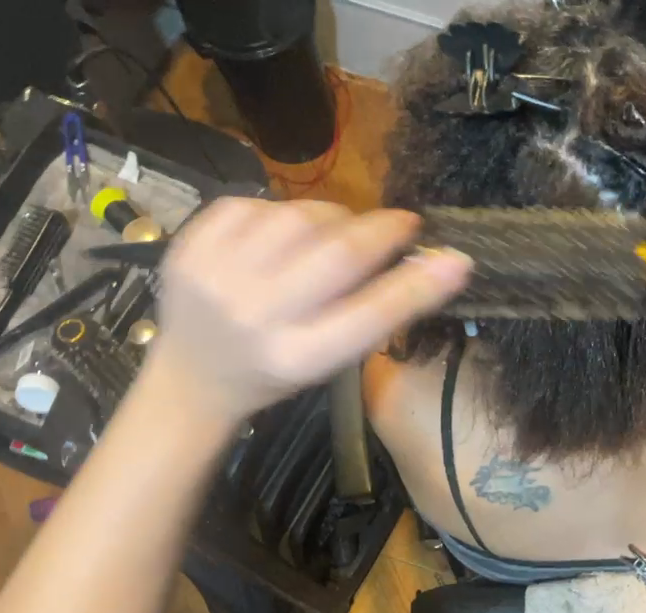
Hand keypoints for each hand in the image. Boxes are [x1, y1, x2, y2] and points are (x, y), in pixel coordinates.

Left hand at [149, 198, 470, 421]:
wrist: (194, 376)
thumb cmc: (276, 372)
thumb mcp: (326, 360)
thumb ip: (368, 316)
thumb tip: (432, 264)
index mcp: (298, 357)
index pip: (371, 314)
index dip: (418, 285)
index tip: (455, 260)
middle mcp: (257, 317)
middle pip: (337, 255)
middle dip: (381, 230)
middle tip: (403, 223)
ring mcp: (218, 277)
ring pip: (298, 218)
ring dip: (334, 217)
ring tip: (340, 230)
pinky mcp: (190, 246)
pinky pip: (254, 204)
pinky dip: (284, 211)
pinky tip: (288, 230)